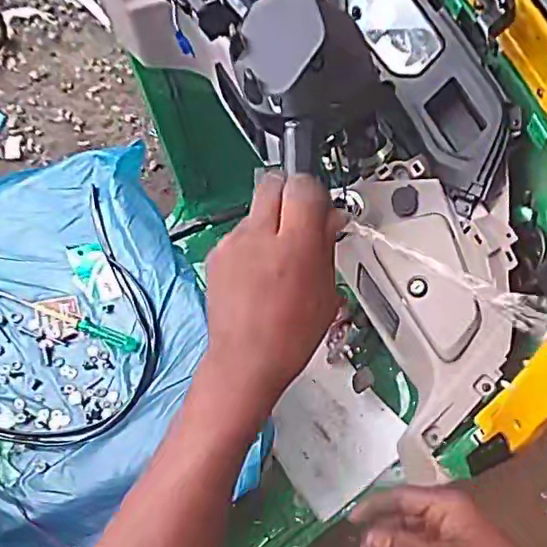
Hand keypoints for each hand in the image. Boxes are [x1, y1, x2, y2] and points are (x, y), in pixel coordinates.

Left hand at [200, 171, 341, 418]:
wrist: (246, 362)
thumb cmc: (287, 338)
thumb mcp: (325, 294)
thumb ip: (327, 248)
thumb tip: (329, 221)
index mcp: (295, 245)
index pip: (304, 187)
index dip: (315, 194)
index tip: (320, 209)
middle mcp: (259, 236)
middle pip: (274, 184)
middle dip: (289, 196)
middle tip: (300, 221)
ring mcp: (233, 244)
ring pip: (255, 211)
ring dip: (269, 224)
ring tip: (280, 260)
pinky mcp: (216, 256)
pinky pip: (238, 236)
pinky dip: (251, 246)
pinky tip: (260, 275)